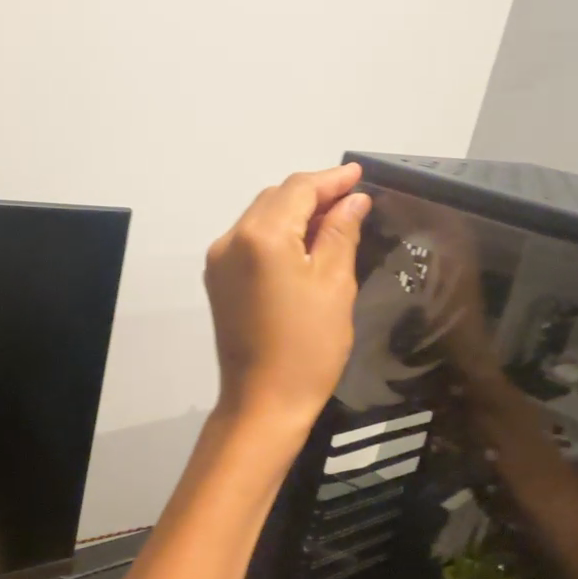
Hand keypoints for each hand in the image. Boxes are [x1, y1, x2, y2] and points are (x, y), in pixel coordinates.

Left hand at [205, 164, 371, 422]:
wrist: (263, 402)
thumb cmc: (308, 347)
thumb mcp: (334, 284)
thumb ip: (340, 232)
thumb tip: (353, 199)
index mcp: (261, 236)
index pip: (298, 189)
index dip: (331, 180)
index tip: (359, 176)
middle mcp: (230, 240)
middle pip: (275, 198)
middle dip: (313, 194)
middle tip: (352, 199)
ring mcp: (219, 261)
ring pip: (260, 217)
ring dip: (294, 213)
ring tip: (334, 220)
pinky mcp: (218, 281)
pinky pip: (249, 241)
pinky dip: (276, 234)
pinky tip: (303, 244)